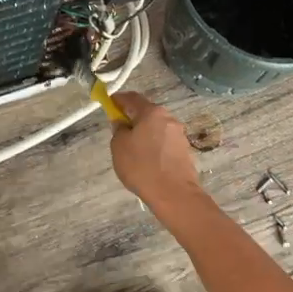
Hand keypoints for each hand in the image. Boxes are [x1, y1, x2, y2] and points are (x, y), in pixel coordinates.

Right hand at [108, 92, 204, 210]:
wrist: (174, 193)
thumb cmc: (142, 167)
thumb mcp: (119, 146)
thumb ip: (118, 129)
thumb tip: (122, 123)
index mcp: (152, 112)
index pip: (131, 98)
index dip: (117, 100)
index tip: (108, 104)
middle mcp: (168, 118)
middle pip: (146, 112)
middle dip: (132, 117)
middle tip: (119, 130)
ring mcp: (178, 134)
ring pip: (155, 127)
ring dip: (143, 132)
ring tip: (133, 149)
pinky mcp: (184, 150)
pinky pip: (163, 141)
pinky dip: (153, 144)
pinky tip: (147, 159)